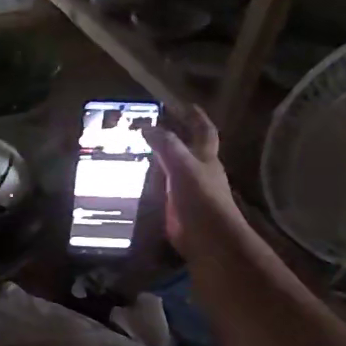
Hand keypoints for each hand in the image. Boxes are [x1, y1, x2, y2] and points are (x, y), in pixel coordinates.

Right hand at [150, 107, 237, 261]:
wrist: (208, 240)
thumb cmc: (201, 200)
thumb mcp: (183, 167)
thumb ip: (166, 146)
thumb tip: (147, 126)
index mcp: (205, 158)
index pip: (203, 130)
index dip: (195, 117)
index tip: (183, 104)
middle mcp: (200, 172)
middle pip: (188, 149)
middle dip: (174, 137)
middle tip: (150, 128)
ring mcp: (189, 192)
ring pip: (174, 170)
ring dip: (159, 161)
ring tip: (136, 153)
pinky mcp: (177, 210)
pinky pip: (163, 191)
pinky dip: (151, 184)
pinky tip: (137, 184)